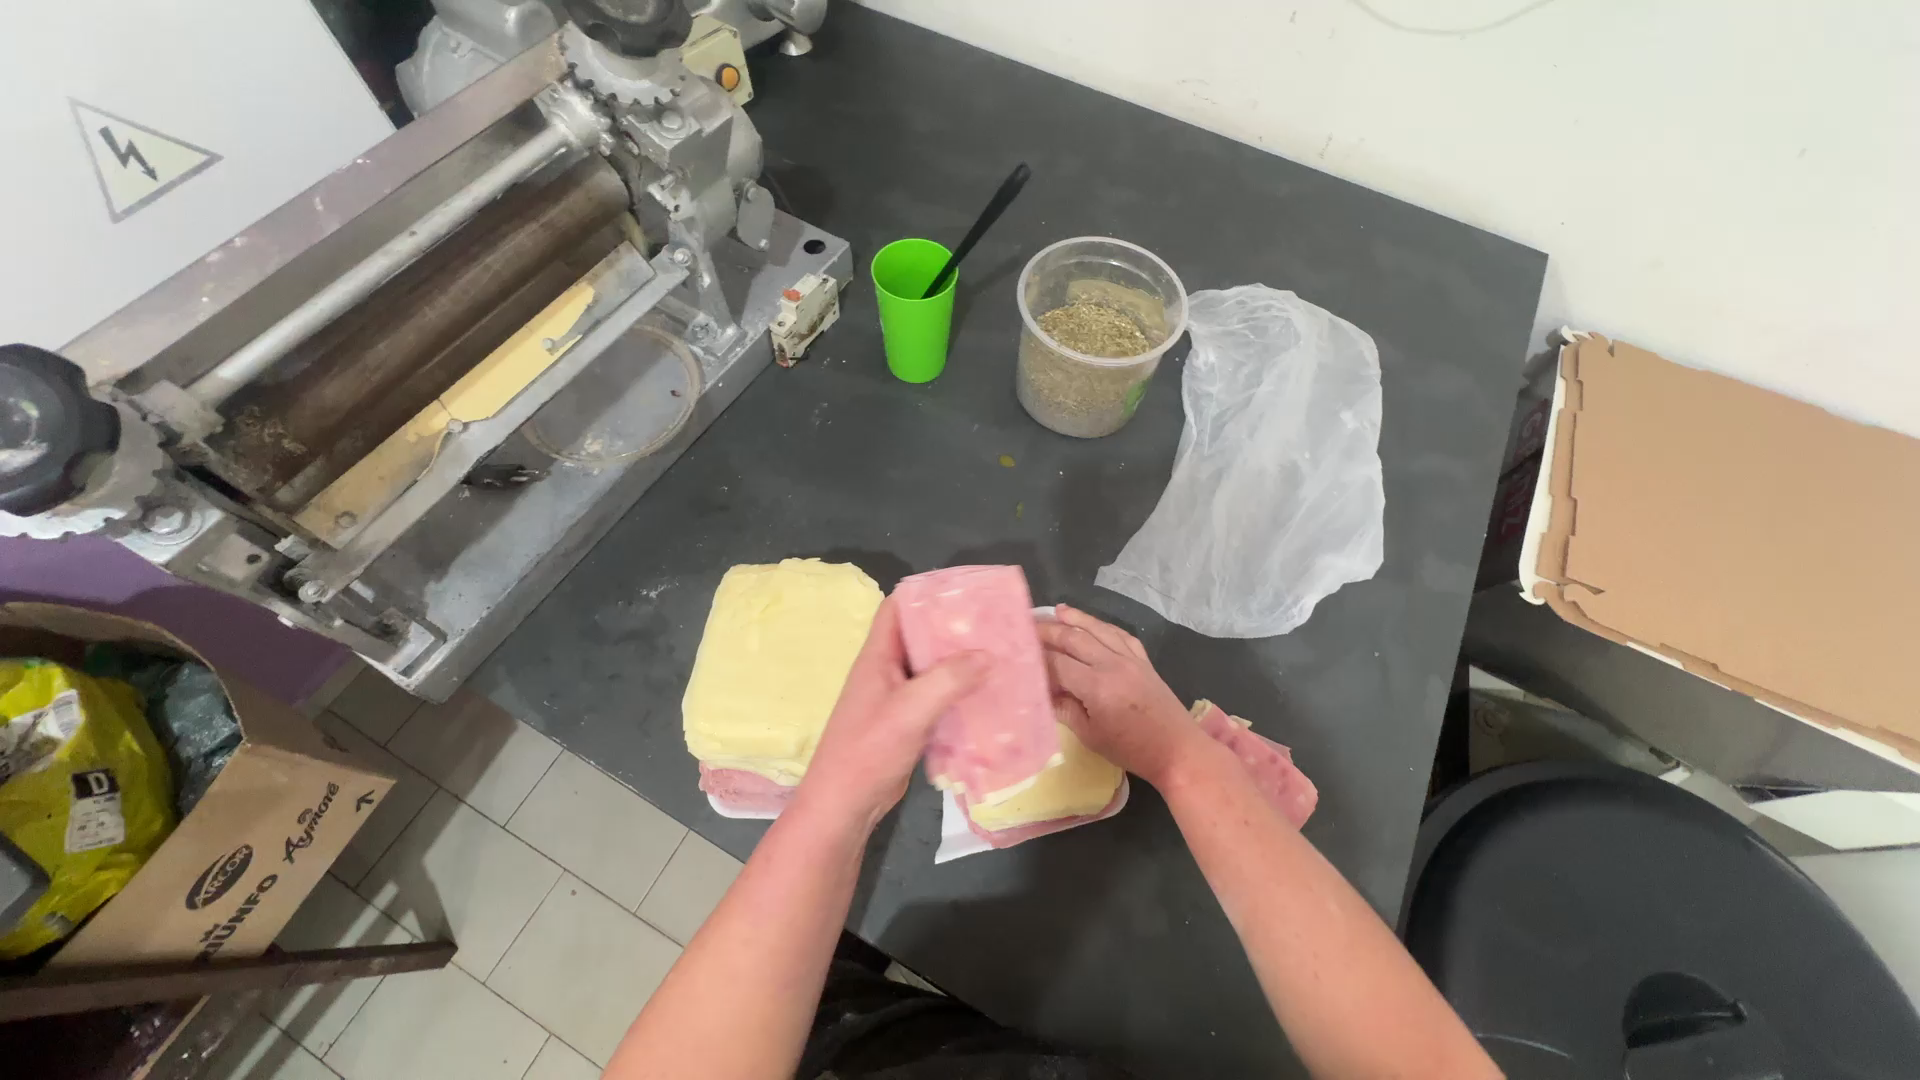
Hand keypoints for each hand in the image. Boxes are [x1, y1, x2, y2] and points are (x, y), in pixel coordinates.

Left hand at [793, 597, 988, 831]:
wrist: (845, 805)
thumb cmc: (868, 751)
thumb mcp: (910, 711)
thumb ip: (948, 680)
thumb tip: (989, 654)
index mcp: (878, 656)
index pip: (897, 608)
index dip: (926, 593)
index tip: (965, 592)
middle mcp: (887, 670)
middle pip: (921, 635)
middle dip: (954, 628)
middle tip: (995, 624)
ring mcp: (897, 697)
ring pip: (932, 667)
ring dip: (960, 661)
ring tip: (1000, 654)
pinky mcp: (908, 722)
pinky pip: (938, 696)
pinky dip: (959, 691)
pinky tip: (988, 695)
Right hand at [1037, 605, 1204, 784]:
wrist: (1178, 750)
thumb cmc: (1131, 749)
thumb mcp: (1091, 736)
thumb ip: (1066, 710)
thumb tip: (1045, 693)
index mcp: (1097, 686)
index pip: (1058, 663)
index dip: (1038, 657)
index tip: (1020, 652)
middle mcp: (1112, 665)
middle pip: (1075, 638)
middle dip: (1050, 630)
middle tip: (1030, 625)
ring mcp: (1131, 659)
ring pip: (1098, 629)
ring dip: (1076, 618)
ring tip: (1057, 610)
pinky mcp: (1144, 660)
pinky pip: (1120, 635)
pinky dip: (1103, 626)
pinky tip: (1092, 623)